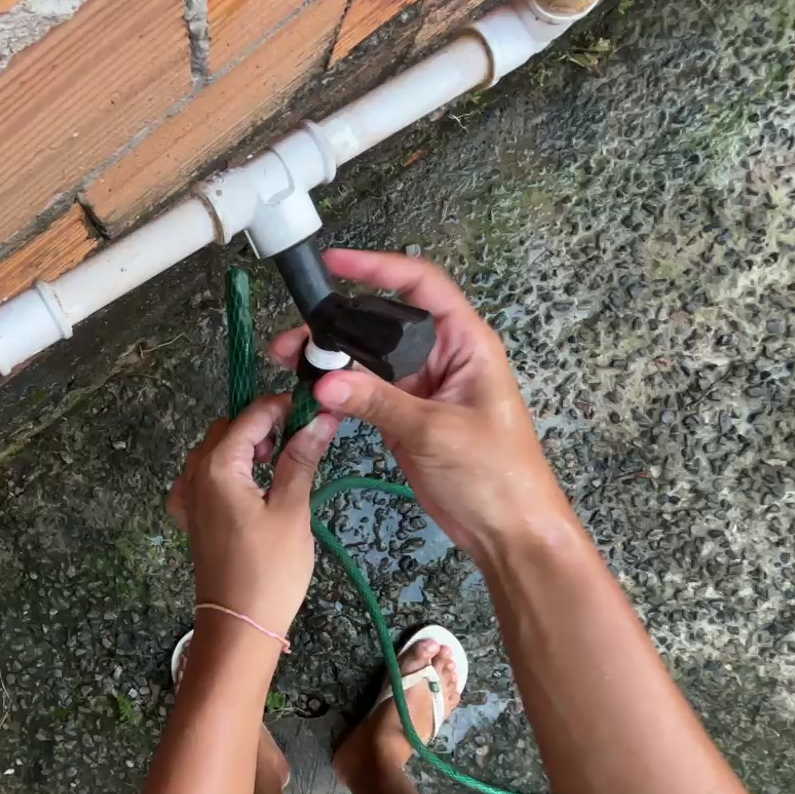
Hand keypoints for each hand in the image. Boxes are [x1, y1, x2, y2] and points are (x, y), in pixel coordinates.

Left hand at [166, 394, 338, 636]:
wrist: (239, 623)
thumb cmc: (270, 569)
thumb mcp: (292, 509)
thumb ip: (301, 458)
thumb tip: (321, 418)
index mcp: (217, 465)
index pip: (250, 416)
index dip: (283, 407)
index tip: (314, 411)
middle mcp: (194, 474)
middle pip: (227, 429)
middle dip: (262, 427)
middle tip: (296, 445)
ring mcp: (187, 497)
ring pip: (213, 452)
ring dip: (244, 449)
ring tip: (276, 469)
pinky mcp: (190, 518)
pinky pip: (202, 479)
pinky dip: (225, 473)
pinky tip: (245, 490)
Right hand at [268, 249, 574, 556]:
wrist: (505, 529)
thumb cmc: (495, 474)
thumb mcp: (436, 431)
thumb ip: (378, 403)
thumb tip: (324, 382)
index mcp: (465, 344)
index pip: (421, 287)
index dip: (379, 268)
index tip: (335, 264)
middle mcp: (440, 358)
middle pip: (382, 324)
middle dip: (335, 325)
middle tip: (292, 338)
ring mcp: (418, 388)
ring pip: (366, 359)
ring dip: (329, 360)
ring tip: (289, 363)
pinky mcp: (401, 416)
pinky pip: (363, 392)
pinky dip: (337, 391)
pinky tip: (310, 393)